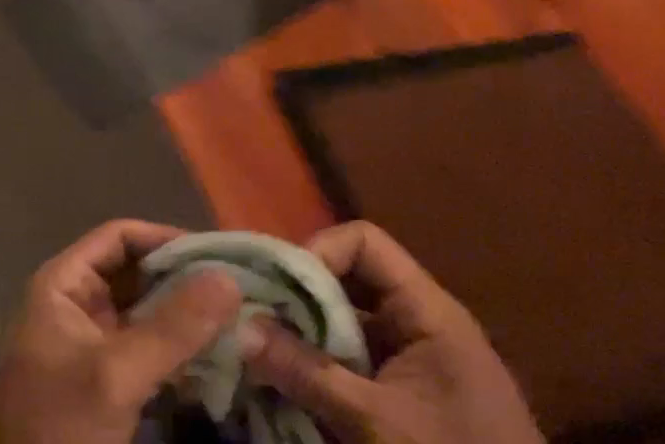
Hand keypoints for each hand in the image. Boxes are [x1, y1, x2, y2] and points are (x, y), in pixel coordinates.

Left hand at [0, 220, 242, 443]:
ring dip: (188, 316)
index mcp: (64, 283)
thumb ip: (171, 328)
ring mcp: (92, 341)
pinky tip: (220, 356)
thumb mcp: (117, 373)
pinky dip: (180, 349)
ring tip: (242, 319)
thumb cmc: (58, 420)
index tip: (220, 256)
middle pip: (137, 273)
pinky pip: (149, 348)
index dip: (166, 240)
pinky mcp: (107, 378)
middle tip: (244, 290)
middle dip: (185, 279)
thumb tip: (227, 277)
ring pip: (147, 312)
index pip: (119, 238)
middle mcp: (78, 302)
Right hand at [240, 221, 543, 443]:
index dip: (317, 252)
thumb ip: (307, 372)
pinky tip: (285, 382)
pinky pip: (350, 357)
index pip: (363, 242)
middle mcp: (418, 321)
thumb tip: (237, 326)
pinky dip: (316, 363)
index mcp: (428, 311)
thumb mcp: (376, 421)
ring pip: (342, 320)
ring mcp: (411, 357)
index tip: (278, 287)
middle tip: (252, 317)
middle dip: (297, 295)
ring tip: (258, 349)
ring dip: (301, 333)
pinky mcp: (404, 391)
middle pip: (346, 279)